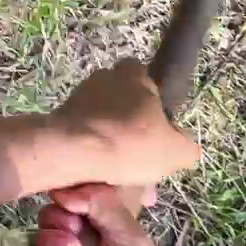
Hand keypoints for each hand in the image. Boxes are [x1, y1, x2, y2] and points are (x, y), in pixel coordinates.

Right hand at [22, 184, 199, 245]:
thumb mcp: (133, 241)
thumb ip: (101, 203)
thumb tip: (61, 187)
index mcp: (109, 233)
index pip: (76, 200)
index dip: (69, 200)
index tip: (72, 208)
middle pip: (52, 218)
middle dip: (57, 227)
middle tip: (73, 245)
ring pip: (38, 241)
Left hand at [55, 61, 200, 188]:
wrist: (74, 149)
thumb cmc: (131, 141)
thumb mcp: (177, 151)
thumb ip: (184, 145)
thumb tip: (182, 145)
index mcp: (129, 75)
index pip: (141, 73)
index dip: (152, 96)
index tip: (157, 122)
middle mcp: (101, 78)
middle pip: (122, 100)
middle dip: (133, 126)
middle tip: (143, 154)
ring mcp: (78, 95)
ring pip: (104, 119)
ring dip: (114, 141)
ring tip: (125, 172)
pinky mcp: (61, 115)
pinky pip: (85, 132)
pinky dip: (94, 148)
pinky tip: (104, 172)